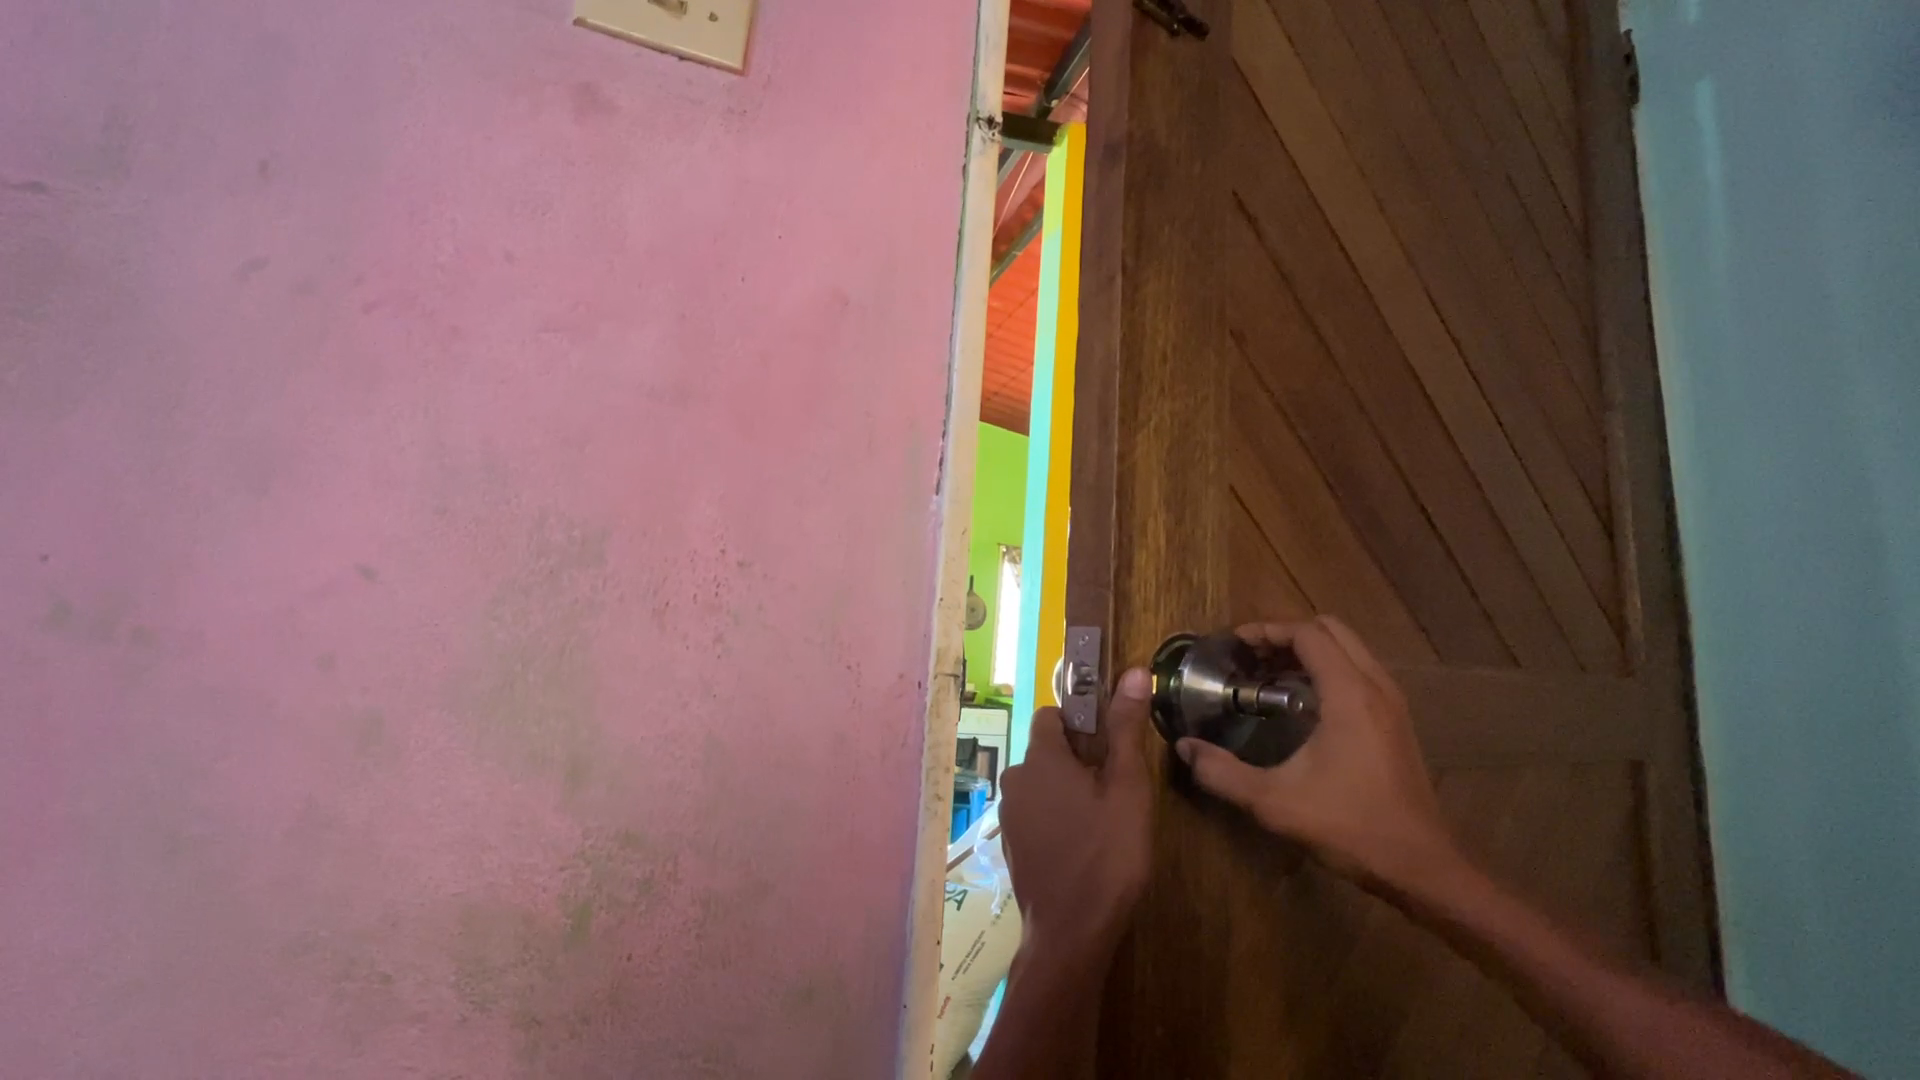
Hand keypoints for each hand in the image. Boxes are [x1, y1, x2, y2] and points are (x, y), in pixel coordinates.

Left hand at [997, 668, 1154, 954]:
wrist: (1071, 931)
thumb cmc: (1106, 854)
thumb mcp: (1127, 788)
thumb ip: (1125, 729)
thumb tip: (1132, 672)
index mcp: (1040, 758)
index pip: (1052, 715)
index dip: (1081, 720)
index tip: (1110, 742)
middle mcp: (1014, 778)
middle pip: (1046, 749)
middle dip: (1077, 758)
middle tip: (1114, 787)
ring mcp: (1008, 814)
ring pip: (1040, 783)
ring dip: (1066, 789)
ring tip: (1102, 819)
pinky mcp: (1010, 843)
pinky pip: (1034, 811)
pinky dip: (1054, 815)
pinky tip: (1081, 844)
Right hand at [1175, 616, 1458, 889]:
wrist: (1419, 866)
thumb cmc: (1347, 826)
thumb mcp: (1273, 801)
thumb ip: (1222, 772)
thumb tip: (1184, 747)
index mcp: (1349, 695)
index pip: (1308, 634)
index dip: (1267, 630)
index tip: (1234, 644)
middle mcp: (1375, 687)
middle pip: (1332, 630)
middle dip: (1288, 634)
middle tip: (1251, 656)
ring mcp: (1392, 704)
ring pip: (1350, 649)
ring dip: (1309, 651)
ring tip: (1268, 675)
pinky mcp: (1397, 722)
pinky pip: (1360, 672)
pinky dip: (1328, 670)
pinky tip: (1300, 704)